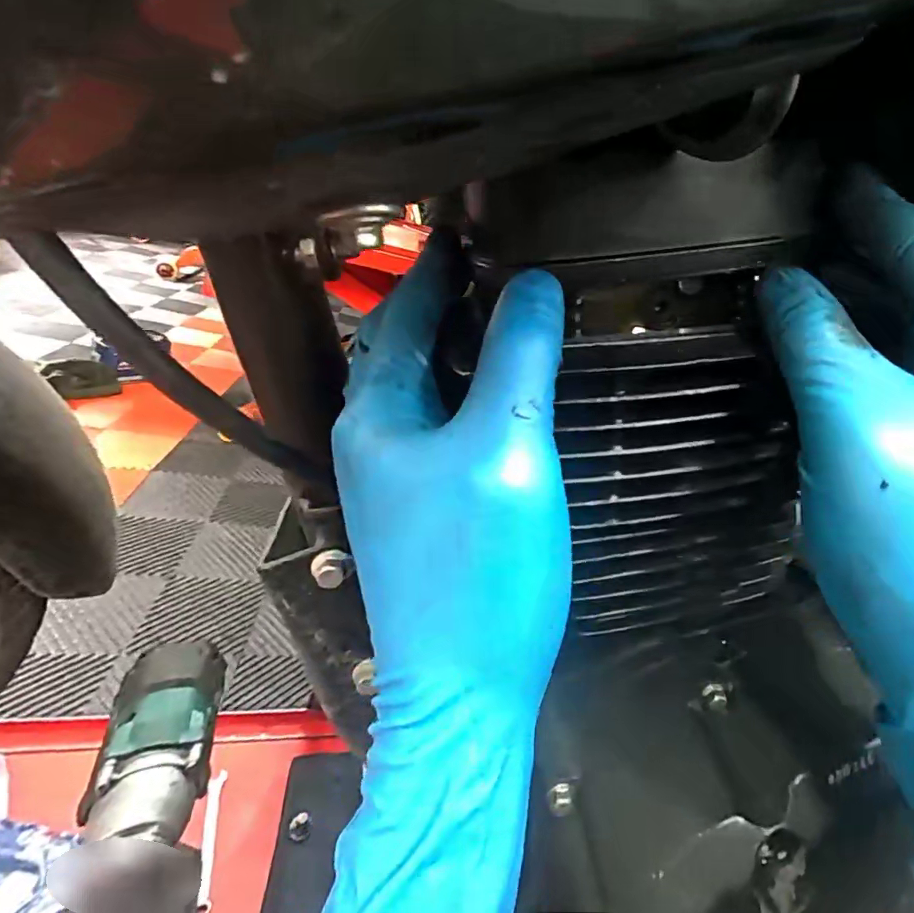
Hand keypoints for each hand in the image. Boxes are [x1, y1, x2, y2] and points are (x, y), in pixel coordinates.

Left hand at [327, 236, 567, 912]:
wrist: (467, 686)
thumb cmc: (482, 566)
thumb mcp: (507, 447)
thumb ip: (518, 360)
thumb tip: (536, 284)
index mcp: (377, 418)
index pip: (400, 316)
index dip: (434, 268)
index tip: (468, 228)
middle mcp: (377, 442)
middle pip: (408, 350)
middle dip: (446, 301)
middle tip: (499, 263)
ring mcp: (403, 480)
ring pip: (432, 389)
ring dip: (463, 346)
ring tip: (510, 311)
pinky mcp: (433, 509)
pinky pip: (452, 426)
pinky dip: (477, 391)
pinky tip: (512, 390)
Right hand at [760, 173, 913, 912]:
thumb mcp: (854, 428)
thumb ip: (816, 337)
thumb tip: (780, 278)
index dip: (877, 212)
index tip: (836, 174)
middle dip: (868, 268)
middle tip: (805, 231)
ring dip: (872, 320)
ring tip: (812, 280)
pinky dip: (888, 367)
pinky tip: (843, 348)